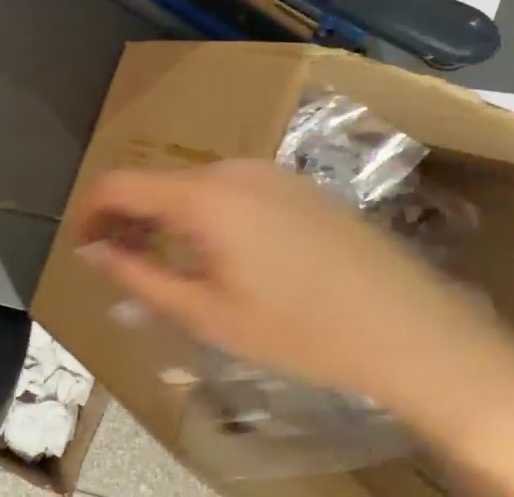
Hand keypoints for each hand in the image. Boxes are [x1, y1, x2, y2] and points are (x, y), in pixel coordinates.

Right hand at [72, 160, 502, 411]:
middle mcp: (230, 171)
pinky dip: (207, 216)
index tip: (85, 248)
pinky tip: (225, 257)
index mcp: (203, 197)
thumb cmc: (307, 334)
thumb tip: (92, 252)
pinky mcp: (300, 186)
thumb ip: (138, 278)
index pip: (117, 185)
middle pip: (154, 183)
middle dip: (130, 220)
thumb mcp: (209, 316)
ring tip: (174, 265)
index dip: (90, 214)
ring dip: (168, 219)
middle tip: (127, 264)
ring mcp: (270, 174)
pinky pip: (229, 191)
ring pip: (191, 187)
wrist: (427, 342)